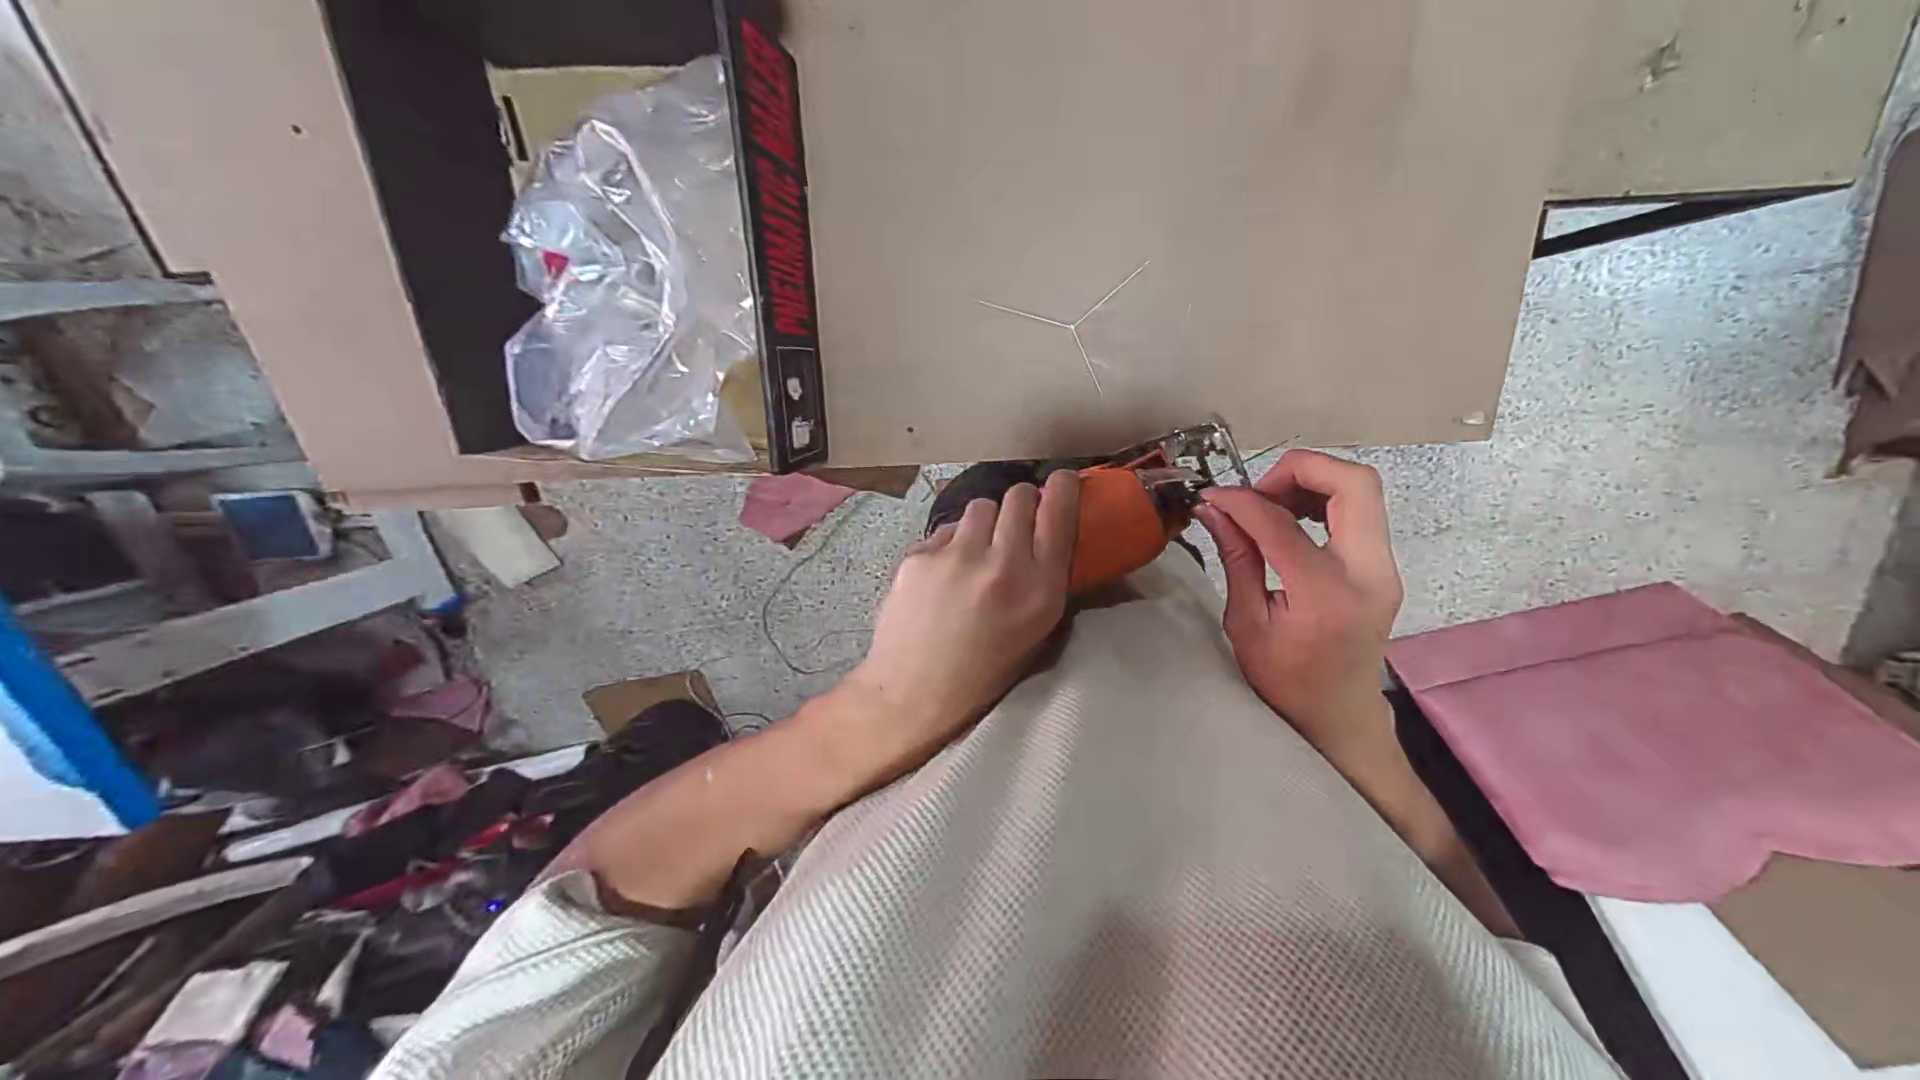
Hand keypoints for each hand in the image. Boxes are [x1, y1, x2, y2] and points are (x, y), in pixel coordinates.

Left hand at [834, 470, 1080, 779]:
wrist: (913, 693)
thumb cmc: (984, 673)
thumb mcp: (1037, 634)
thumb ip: (1051, 582)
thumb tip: (1057, 541)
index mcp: (1040, 590)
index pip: (1059, 511)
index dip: (1062, 487)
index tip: (1060, 482)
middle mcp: (1001, 565)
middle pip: (1018, 496)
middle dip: (1021, 504)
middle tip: (1015, 523)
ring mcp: (956, 557)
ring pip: (979, 507)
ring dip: (985, 521)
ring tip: (976, 550)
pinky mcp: (919, 556)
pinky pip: (945, 530)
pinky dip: (950, 543)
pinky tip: (944, 572)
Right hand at [1192, 450, 1402, 757]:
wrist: (1339, 713)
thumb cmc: (1286, 681)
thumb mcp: (1246, 623)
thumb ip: (1237, 559)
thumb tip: (1214, 510)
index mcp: (1326, 595)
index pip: (1281, 522)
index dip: (1241, 501)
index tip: (1213, 497)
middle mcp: (1369, 573)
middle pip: (1354, 483)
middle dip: (1298, 471)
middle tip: (1255, 493)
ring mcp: (1385, 567)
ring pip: (1361, 489)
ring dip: (1312, 481)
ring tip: (1268, 505)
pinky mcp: (1382, 565)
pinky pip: (1360, 509)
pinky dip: (1323, 498)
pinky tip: (1289, 517)